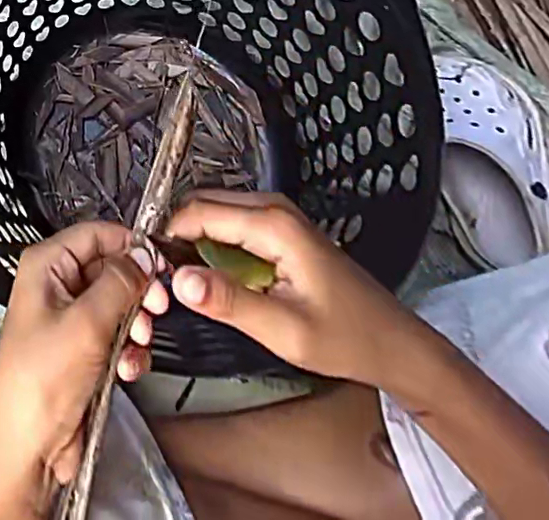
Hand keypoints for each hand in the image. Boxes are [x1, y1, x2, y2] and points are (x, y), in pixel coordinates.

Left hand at [0, 222, 167, 518]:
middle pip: (111, 268)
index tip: (160, 263)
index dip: (129, 245)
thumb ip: (120, 283)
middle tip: (156, 308)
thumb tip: (143, 253)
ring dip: (136, 324)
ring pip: (119, 302)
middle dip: (137, 290)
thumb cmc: (37, 382)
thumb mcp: (86, 323)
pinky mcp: (82, 347)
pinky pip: (116, 333)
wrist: (27, 446)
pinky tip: (126, 367)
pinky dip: (128, 349)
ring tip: (136, 343)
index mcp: (45, 265)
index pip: (95, 234)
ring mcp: (69, 317)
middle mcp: (56, 285)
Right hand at [163, 190, 433, 389]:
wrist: (394, 344)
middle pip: (200, 205)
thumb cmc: (348, 338)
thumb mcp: (284, 331)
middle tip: (166, 276)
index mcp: (273, 224)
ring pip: (211, 210)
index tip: (154, 268)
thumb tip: (179, 280)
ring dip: (191, 238)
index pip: (196, 212)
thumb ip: (228, 302)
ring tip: (188, 279)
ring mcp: (275, 213)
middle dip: (176, 234)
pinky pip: (228, 221)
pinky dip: (210, 242)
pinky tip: (213, 275)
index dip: (168, 237)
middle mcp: (272, 207)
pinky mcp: (276, 226)